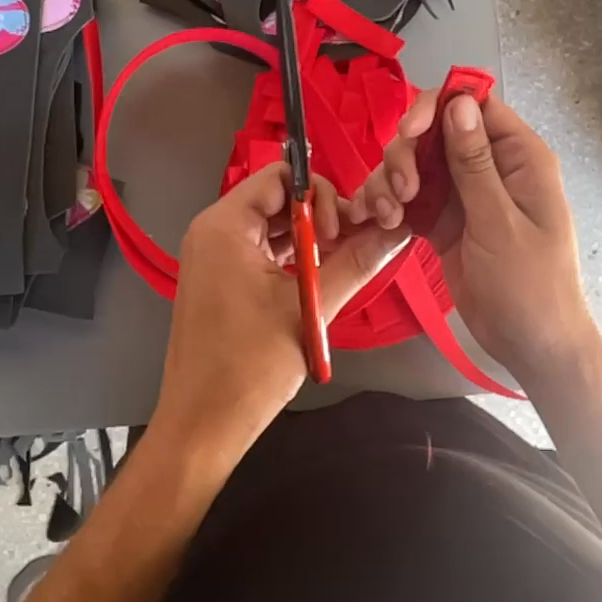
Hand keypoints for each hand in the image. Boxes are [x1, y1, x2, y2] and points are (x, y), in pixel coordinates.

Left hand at [157, 162, 410, 451]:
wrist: (202, 426)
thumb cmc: (250, 364)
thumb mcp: (309, 307)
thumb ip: (356, 262)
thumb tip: (398, 231)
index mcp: (224, 225)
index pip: (279, 175)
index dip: (318, 194)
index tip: (340, 232)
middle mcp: (214, 231)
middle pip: (276, 198)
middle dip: (318, 216)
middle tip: (347, 249)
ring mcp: (215, 257)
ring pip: (272, 226)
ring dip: (308, 239)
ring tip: (338, 266)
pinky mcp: (221, 281)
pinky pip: (262, 251)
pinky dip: (292, 258)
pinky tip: (319, 279)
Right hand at [352, 92, 601, 385]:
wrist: (532, 346)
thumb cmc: (529, 286)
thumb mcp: (499, 223)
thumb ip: (475, 164)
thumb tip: (458, 104)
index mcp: (519, 158)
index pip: (475, 105)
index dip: (436, 108)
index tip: (407, 133)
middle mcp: (491, 168)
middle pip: (436, 132)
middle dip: (408, 153)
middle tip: (401, 192)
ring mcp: (465, 195)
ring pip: (418, 163)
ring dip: (393, 180)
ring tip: (388, 214)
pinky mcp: (445, 221)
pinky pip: (412, 197)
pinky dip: (392, 204)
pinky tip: (382, 221)